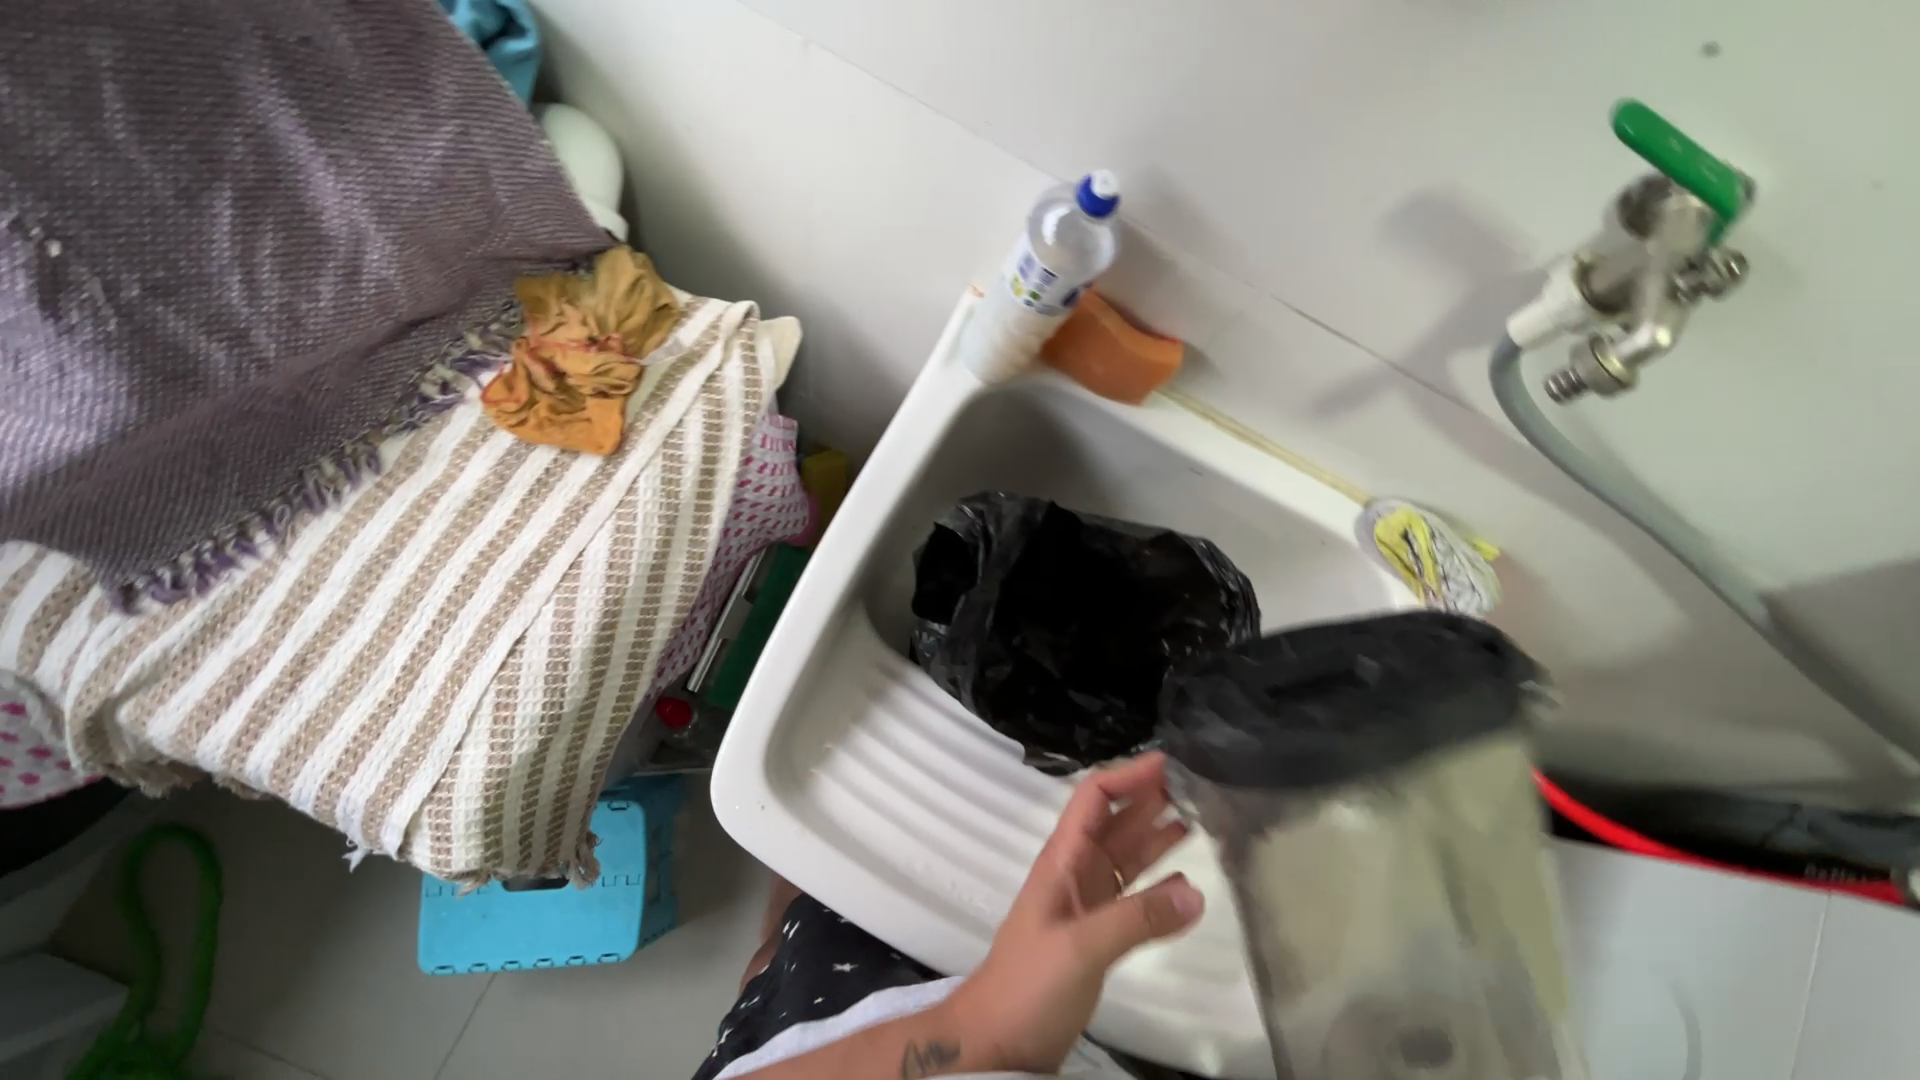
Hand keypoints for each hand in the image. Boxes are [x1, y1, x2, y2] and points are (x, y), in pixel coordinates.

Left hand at [946, 752, 1204, 1074]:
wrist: (998, 1038)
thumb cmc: (1028, 982)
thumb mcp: (1082, 947)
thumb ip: (1137, 919)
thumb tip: (1197, 893)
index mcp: (1063, 858)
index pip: (1094, 797)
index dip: (1128, 775)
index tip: (1169, 763)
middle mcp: (1076, 870)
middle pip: (1115, 821)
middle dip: (1150, 799)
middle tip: (1199, 786)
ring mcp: (1087, 901)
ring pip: (1127, 855)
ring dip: (1157, 836)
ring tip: (1200, 818)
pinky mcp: (1098, 932)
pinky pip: (1133, 896)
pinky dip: (1159, 886)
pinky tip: (1188, 886)